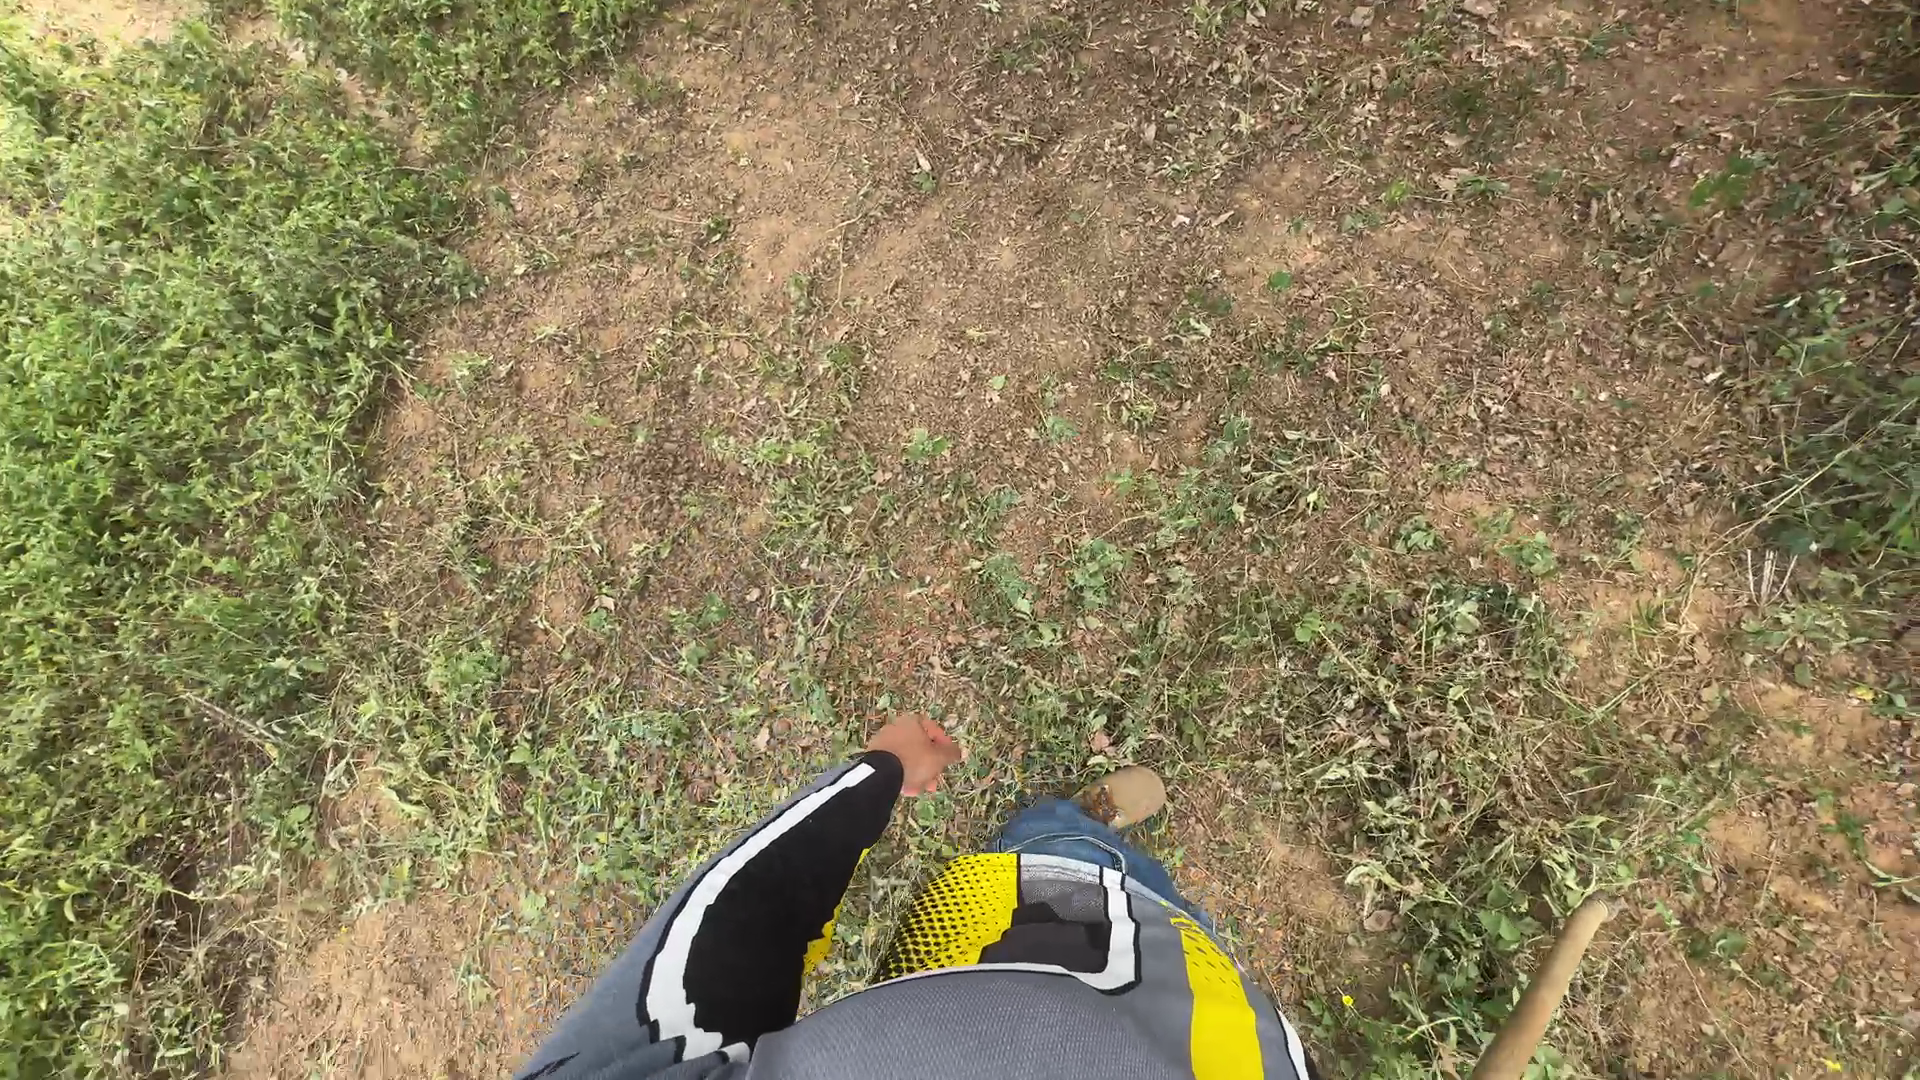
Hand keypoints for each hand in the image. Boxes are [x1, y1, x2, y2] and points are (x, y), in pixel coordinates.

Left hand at [865, 713, 963, 795]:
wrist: (881, 773)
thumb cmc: (914, 760)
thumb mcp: (938, 758)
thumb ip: (951, 753)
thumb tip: (959, 751)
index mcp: (912, 721)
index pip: (933, 729)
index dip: (944, 744)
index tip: (948, 757)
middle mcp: (897, 727)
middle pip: (920, 746)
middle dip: (930, 764)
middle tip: (935, 779)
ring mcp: (883, 741)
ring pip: (907, 757)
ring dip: (917, 772)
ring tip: (922, 788)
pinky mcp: (874, 756)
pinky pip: (894, 764)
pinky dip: (902, 774)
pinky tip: (907, 788)